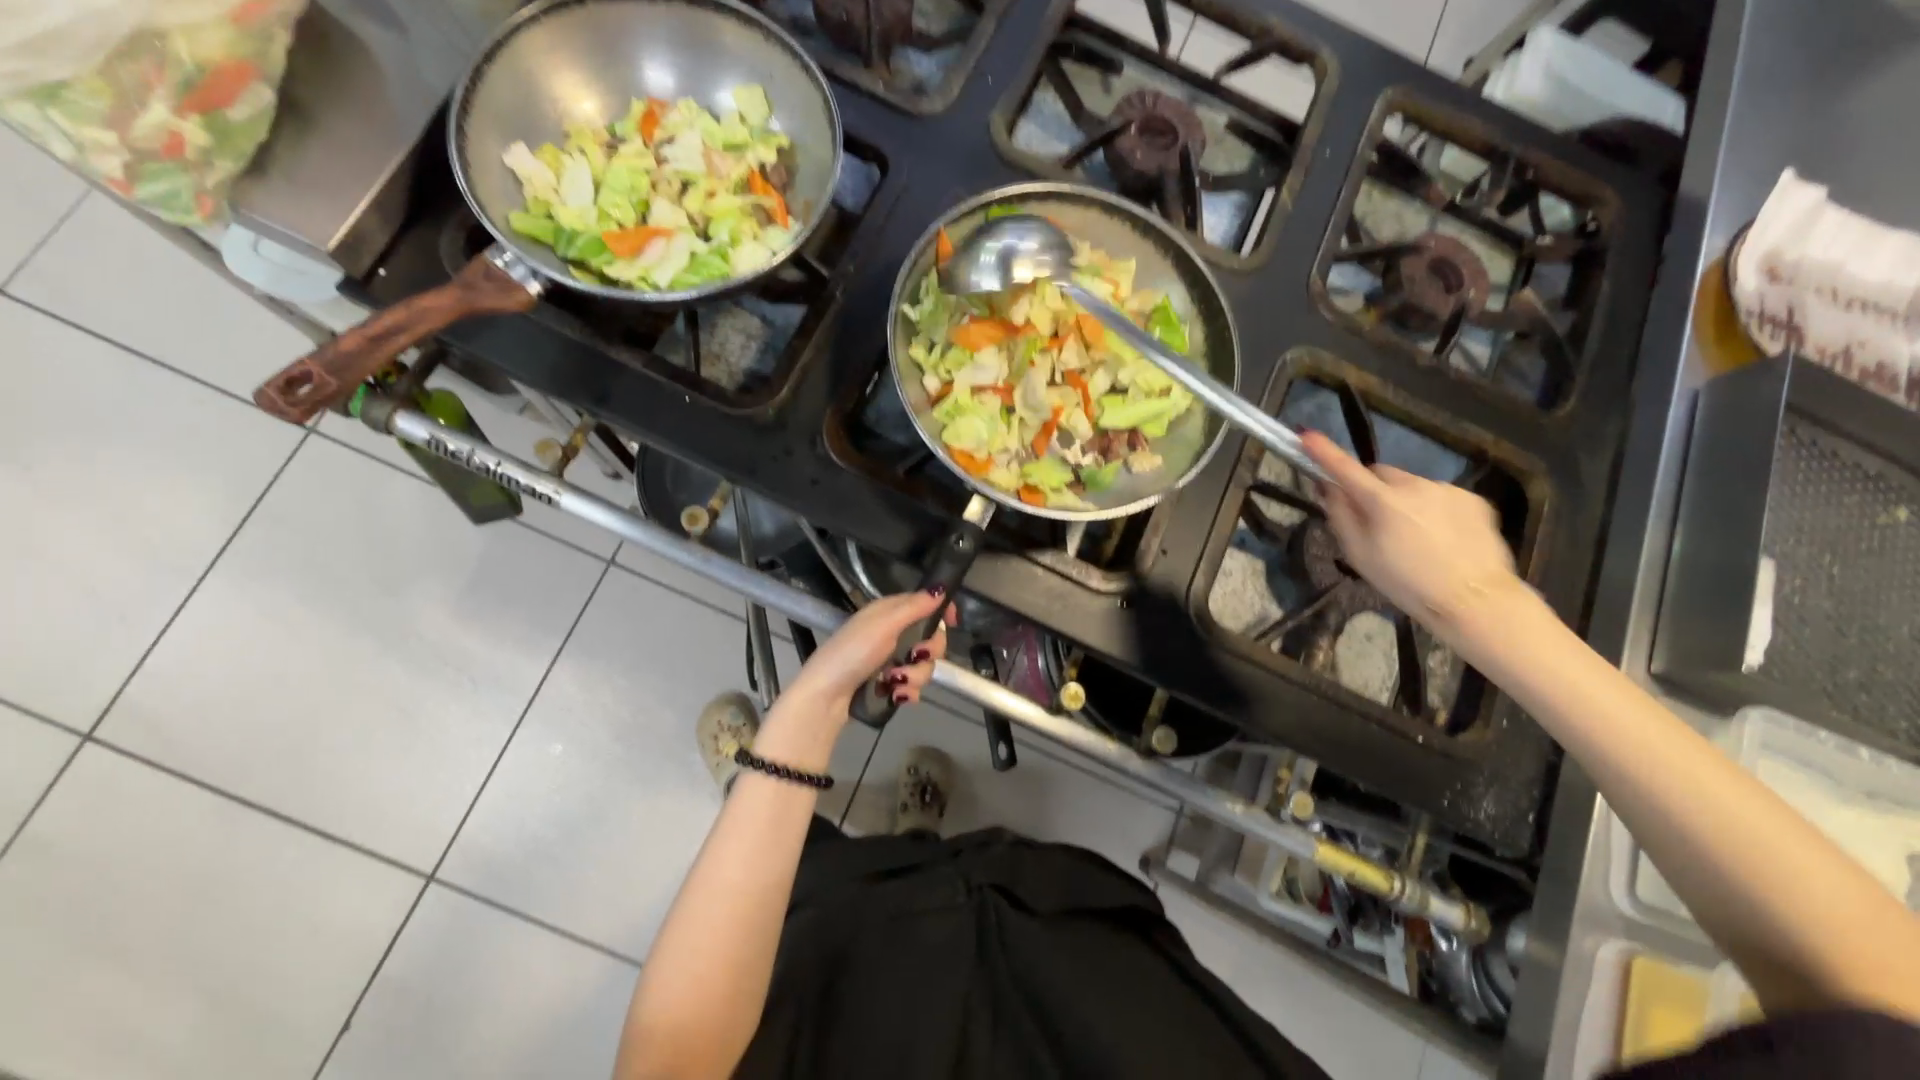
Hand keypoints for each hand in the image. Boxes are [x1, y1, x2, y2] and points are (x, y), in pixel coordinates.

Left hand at [786, 591, 954, 715]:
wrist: (826, 697)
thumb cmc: (852, 653)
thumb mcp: (884, 625)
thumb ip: (914, 608)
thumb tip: (941, 589)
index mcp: (888, 613)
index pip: (924, 604)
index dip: (941, 611)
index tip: (953, 622)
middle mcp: (891, 633)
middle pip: (930, 638)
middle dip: (928, 652)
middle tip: (914, 657)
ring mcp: (890, 660)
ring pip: (924, 665)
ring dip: (915, 676)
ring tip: (894, 683)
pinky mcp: (888, 684)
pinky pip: (913, 686)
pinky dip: (907, 692)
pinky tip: (894, 696)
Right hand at [1302, 432, 1529, 646]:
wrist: (1474, 599)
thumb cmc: (1406, 583)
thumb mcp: (1360, 556)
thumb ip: (1341, 517)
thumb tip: (1329, 488)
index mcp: (1383, 501)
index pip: (1345, 469)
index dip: (1324, 452)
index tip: (1307, 436)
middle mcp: (1415, 486)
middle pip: (1381, 475)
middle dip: (1373, 489)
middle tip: (1375, 521)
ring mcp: (1447, 490)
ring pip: (1412, 486)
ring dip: (1406, 502)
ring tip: (1415, 538)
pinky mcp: (1472, 499)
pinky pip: (1441, 497)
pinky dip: (1434, 510)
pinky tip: (1441, 539)